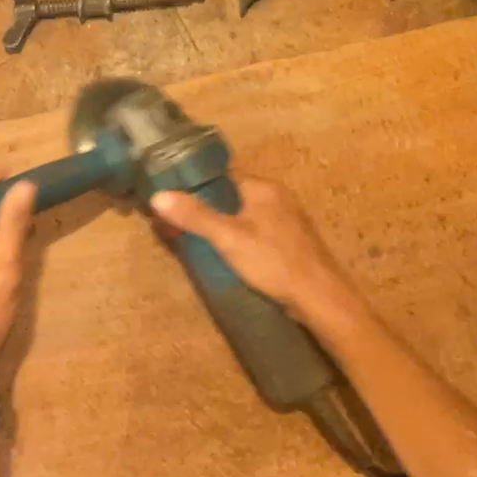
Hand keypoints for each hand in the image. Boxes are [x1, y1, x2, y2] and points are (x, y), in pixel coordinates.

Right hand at [149, 178, 358, 318]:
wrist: (319, 299)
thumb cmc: (273, 262)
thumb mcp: (228, 238)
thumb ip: (195, 216)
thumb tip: (157, 196)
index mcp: (264, 188)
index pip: (222, 176)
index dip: (195, 187)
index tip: (172, 202)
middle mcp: (277, 197)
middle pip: (232, 196)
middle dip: (206, 210)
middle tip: (179, 227)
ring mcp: (287, 220)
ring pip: (244, 216)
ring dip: (223, 227)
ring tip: (198, 243)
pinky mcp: (291, 243)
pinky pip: (256, 232)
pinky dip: (239, 240)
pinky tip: (229, 257)